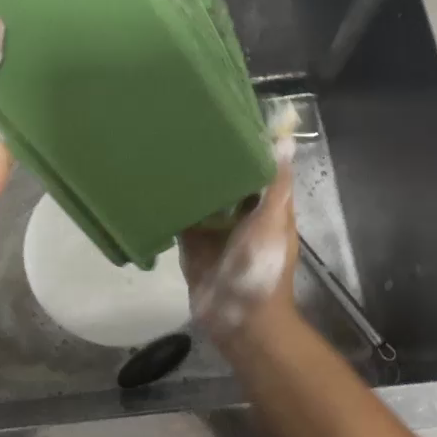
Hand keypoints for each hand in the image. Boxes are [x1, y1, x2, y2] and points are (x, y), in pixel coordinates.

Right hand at [178, 135, 297, 341]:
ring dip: (189, 182)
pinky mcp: (192, 247)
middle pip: (226, 181)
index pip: (257, 168)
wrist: (241, 321)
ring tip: (165, 148)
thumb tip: (284, 137)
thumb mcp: (274, 220)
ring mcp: (215, 231)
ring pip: (201, 198)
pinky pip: (180, 221)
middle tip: (183, 127)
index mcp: (266, 207)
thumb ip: (276, 183)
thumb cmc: (263, 267)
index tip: (224, 116)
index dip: (247, 145)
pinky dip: (170, 206)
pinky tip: (153, 183)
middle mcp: (241, 215)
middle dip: (211, 161)